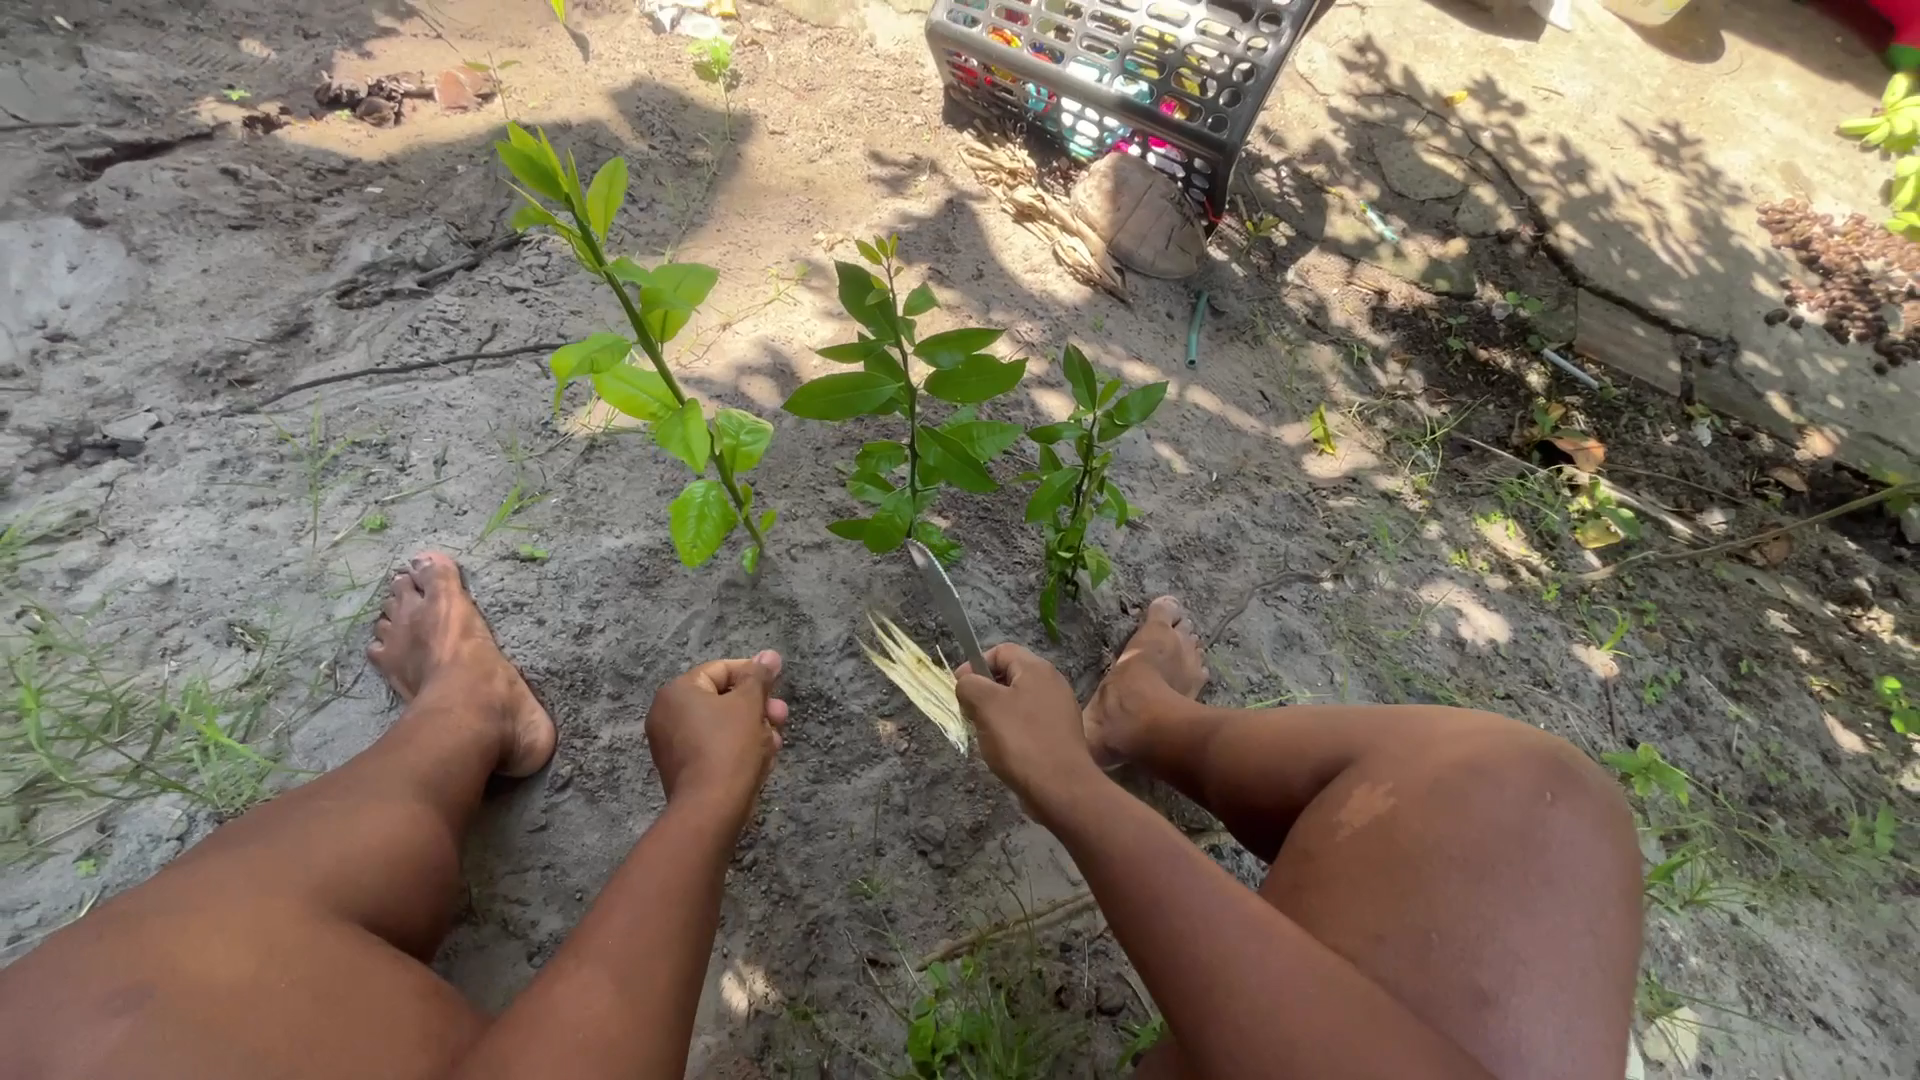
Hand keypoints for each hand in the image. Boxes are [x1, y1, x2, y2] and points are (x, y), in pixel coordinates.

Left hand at [646, 650, 788, 810]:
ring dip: (753, 729)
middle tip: (780, 717)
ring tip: (775, 743)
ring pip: (722, 725)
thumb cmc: (729, 746)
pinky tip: (762, 759)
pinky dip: (738, 748)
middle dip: (757, 707)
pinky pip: (714, 747)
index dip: (754, 675)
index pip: (722, 669)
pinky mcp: (683, 769)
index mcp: (677, 692)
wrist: (710, 809)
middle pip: (723, 698)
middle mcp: (667, 714)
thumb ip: (759, 677)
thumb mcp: (749, 704)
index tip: (778, 687)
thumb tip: (769, 655)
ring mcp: (672, 744)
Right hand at [955, 644, 1102, 815]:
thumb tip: (967, 683)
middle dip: (984, 692)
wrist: (1060, 787)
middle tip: (970, 714)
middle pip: (1009, 676)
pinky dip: (1013, 731)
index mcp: (1036, 669)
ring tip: (985, 734)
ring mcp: (1059, 709)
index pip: (1000, 651)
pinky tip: (1005, 750)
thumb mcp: (985, 705)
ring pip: (1017, 701)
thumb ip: (969, 685)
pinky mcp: (1060, 734)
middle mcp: (1052, 683)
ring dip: (996, 714)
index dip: (975, 664)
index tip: (960, 689)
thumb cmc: (1020, 740)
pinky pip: (1029, 723)